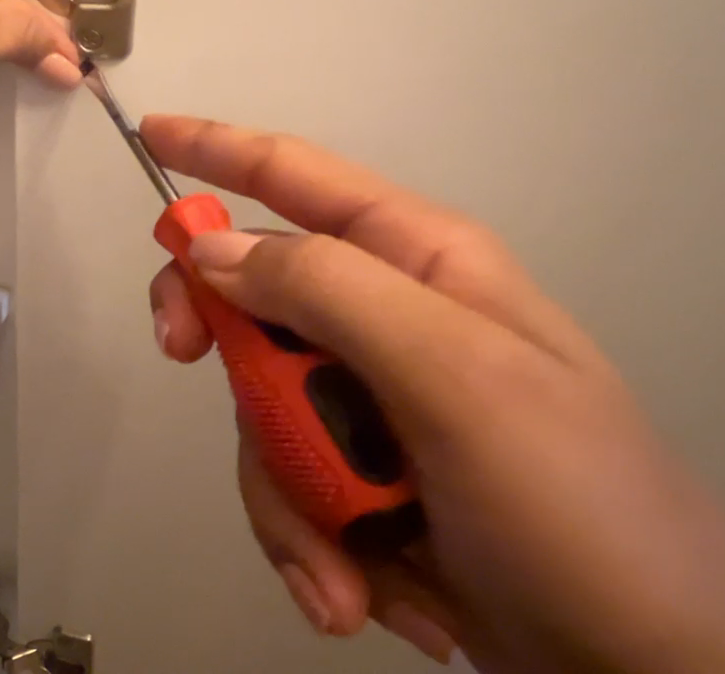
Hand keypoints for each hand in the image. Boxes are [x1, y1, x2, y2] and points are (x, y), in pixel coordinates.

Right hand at [140, 116, 724, 673]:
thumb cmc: (574, 506)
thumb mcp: (456, 379)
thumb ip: (326, 292)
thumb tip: (209, 249)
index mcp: (417, 262)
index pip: (295, 176)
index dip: (216, 148)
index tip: (149, 134)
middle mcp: (383, 317)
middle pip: (249, 294)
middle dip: (220, 338)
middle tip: (181, 357)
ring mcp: (367, 398)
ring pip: (259, 405)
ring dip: (287, 494)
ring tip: (346, 568)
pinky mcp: (358, 473)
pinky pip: (284, 480)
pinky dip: (308, 541)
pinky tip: (356, 590)